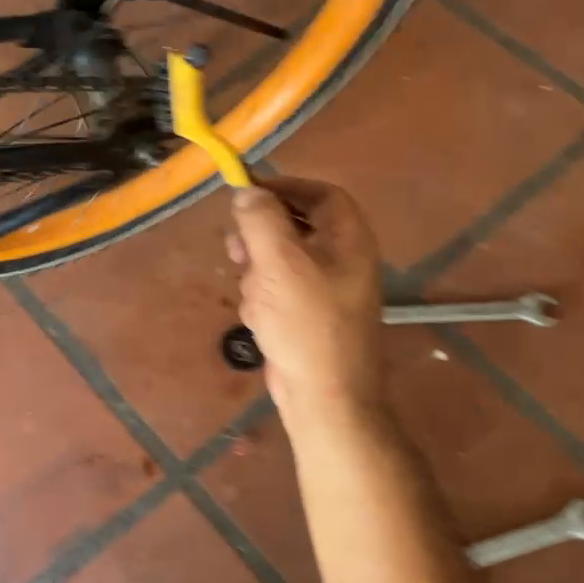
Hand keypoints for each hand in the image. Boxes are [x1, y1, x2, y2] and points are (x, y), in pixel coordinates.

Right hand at [227, 177, 384, 414]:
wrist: (325, 394)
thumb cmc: (305, 323)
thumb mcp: (278, 263)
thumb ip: (260, 220)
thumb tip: (246, 191)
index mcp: (348, 239)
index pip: (320, 194)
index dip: (284, 188)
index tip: (245, 194)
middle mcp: (342, 259)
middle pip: (295, 226)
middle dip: (260, 236)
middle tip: (235, 249)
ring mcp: (325, 289)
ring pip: (279, 260)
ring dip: (256, 271)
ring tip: (251, 293)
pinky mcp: (308, 315)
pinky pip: (277, 290)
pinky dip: (261, 297)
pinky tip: (258, 318)